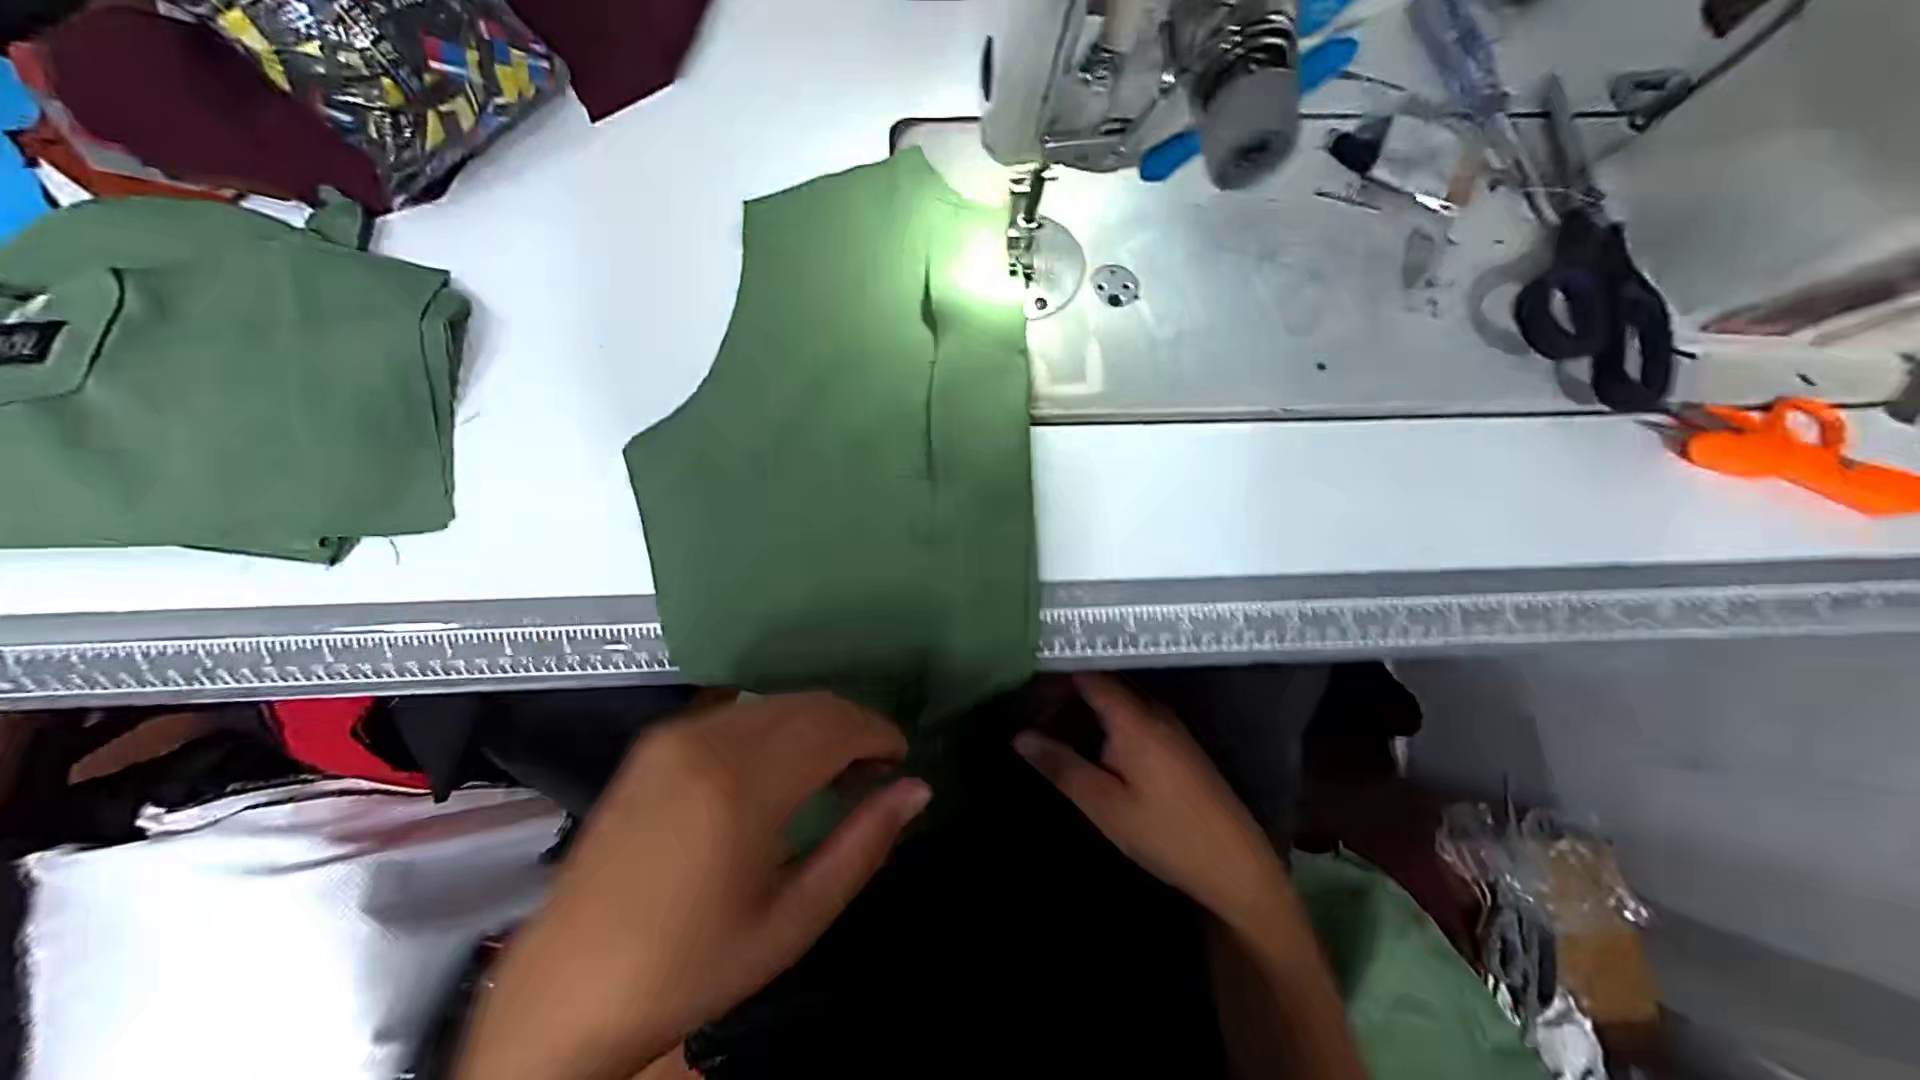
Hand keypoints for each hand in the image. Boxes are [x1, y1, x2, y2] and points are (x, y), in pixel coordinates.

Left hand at [458, 693, 930, 1079]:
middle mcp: (708, 741)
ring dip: (816, 724)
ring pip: (773, 703)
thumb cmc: (690, 968)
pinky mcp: (652, 743)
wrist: (564, 992)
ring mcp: (673, 736)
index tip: (901, 760)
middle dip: (853, 726)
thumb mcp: (793, 921)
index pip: (836, 725)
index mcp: (743, 786)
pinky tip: (778, 767)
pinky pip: (736, 712)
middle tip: (875, 772)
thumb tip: (917, 789)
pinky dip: (775, 726)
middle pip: (808, 704)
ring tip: (834, 772)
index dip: (879, 733)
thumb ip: (862, 845)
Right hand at [1015, 673, 1287, 929]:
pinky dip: (1104, 725)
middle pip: (1101, 685)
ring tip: (1050, 734)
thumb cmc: (1165, 833)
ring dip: (1083, 712)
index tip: (1022, 694)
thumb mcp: (1102, 804)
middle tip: (1030, 719)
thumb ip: (1060, 765)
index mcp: (1134, 717)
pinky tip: (1088, 750)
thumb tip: (1019, 736)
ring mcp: (1169, 727)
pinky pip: (1132, 718)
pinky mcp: (1177, 745)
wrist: (1236, 867)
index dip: (1052, 679)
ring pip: (1116, 703)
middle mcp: (1153, 711)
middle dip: (1064, 697)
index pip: (1087, 675)